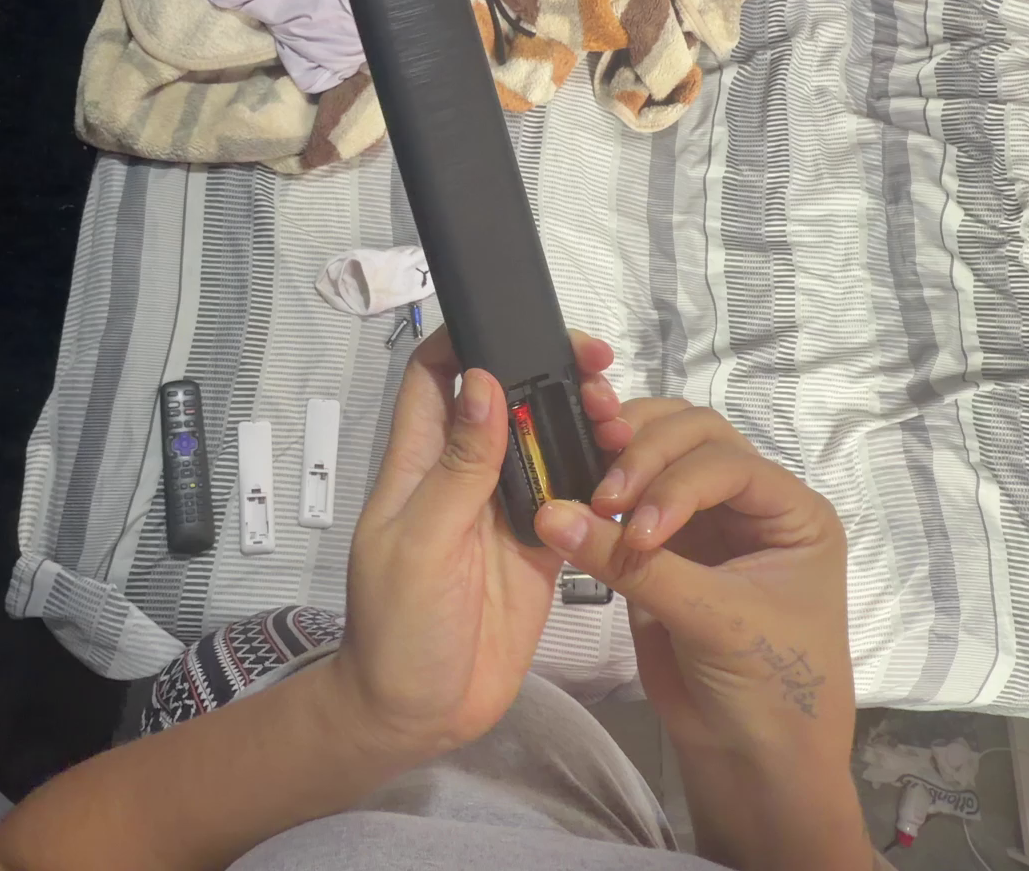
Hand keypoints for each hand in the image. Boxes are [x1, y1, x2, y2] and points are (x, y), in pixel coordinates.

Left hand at [333, 328, 625, 753]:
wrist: (419, 709)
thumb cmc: (399, 623)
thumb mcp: (420, 540)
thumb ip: (457, 467)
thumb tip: (482, 383)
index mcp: (420, 461)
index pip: (432, 376)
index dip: (464, 340)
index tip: (513, 319)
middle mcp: (462, 472)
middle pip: (500, 400)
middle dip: (541, 371)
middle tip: (596, 364)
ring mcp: (502, 506)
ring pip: (540, 440)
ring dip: (575, 418)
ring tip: (618, 411)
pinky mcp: (539, 542)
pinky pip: (569, 493)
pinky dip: (596, 473)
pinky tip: (628, 460)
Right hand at [532, 401, 864, 869]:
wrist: (747, 754)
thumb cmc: (765, 688)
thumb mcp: (710, 620)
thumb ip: (627, 563)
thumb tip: (547, 513)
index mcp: (791, 512)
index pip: (726, 462)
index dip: (676, 485)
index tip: (639, 536)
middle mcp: (749, 500)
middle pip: (694, 432)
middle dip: (645, 454)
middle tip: (605, 498)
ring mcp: (704, 511)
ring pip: (661, 443)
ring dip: (623, 452)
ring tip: (590, 485)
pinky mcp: (661, 531)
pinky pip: (629, 487)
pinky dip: (602, 480)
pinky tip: (580, 494)